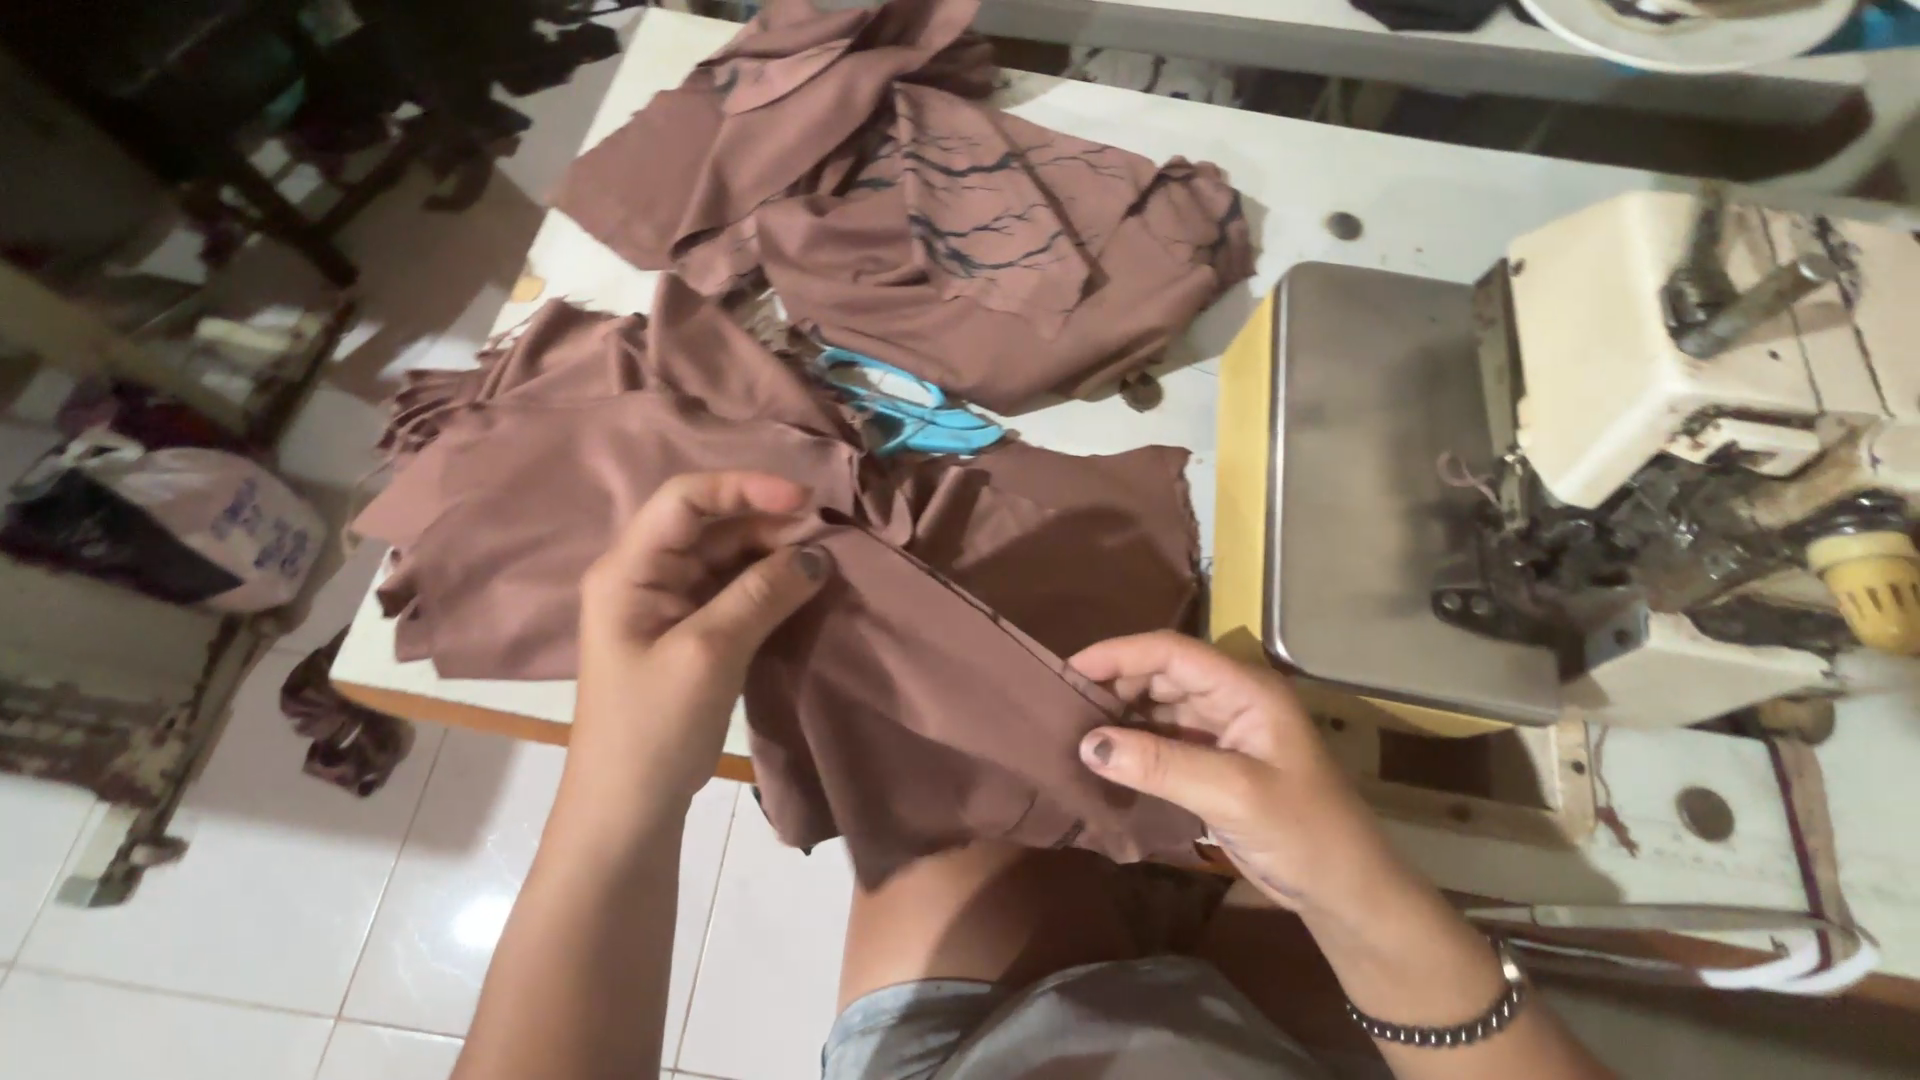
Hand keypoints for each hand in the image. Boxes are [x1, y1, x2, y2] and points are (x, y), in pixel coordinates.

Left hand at [564, 471, 831, 817]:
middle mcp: (645, 574)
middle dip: (767, 522)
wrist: (630, 807)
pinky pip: (733, 589)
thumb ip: (762, 594)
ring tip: (822, 562)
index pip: (685, 499)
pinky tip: (803, 587)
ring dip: (773, 553)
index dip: (744, 487)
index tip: (803, 500)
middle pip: (710, 524)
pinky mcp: (691, 630)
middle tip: (825, 538)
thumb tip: (817, 554)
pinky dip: (769, 584)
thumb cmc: (655, 727)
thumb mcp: (709, 653)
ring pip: (726, 556)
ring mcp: (668, 603)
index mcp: (629, 569)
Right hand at [1069, 631, 1428, 919]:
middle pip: (1161, 674)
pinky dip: (1134, 746)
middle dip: (1114, 684)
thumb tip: (1088, 743)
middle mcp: (1231, 699)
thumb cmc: (1303, 831)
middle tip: (1064, 707)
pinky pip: (1163, 740)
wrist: (1346, 891)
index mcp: (1245, 688)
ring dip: (1120, 715)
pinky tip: (1105, 759)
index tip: (1068, 672)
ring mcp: (1223, 731)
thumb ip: (1159, 763)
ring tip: (1074, 730)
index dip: (1118, 655)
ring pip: (1158, 706)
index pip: (1170, 652)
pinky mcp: (1214, 762)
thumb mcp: (1232, 793)